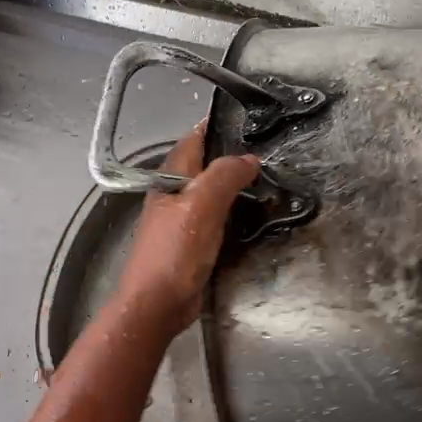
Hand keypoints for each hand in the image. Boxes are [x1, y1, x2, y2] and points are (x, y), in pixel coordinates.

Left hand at [113, 121, 260, 331]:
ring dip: (231, 182)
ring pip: (209, 190)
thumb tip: (250, 158)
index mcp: (170, 179)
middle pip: (202, 164)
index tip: (245, 117)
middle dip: (228, 154)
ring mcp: (180, 219)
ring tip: (263, 177)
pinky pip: (213, 215)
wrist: (156, 304)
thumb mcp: (203, 206)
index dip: (214, 126)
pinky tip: (248, 213)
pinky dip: (230, 208)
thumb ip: (225, 177)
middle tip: (264, 148)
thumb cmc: (176, 252)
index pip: (193, 140)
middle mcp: (173, 194)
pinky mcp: (189, 242)